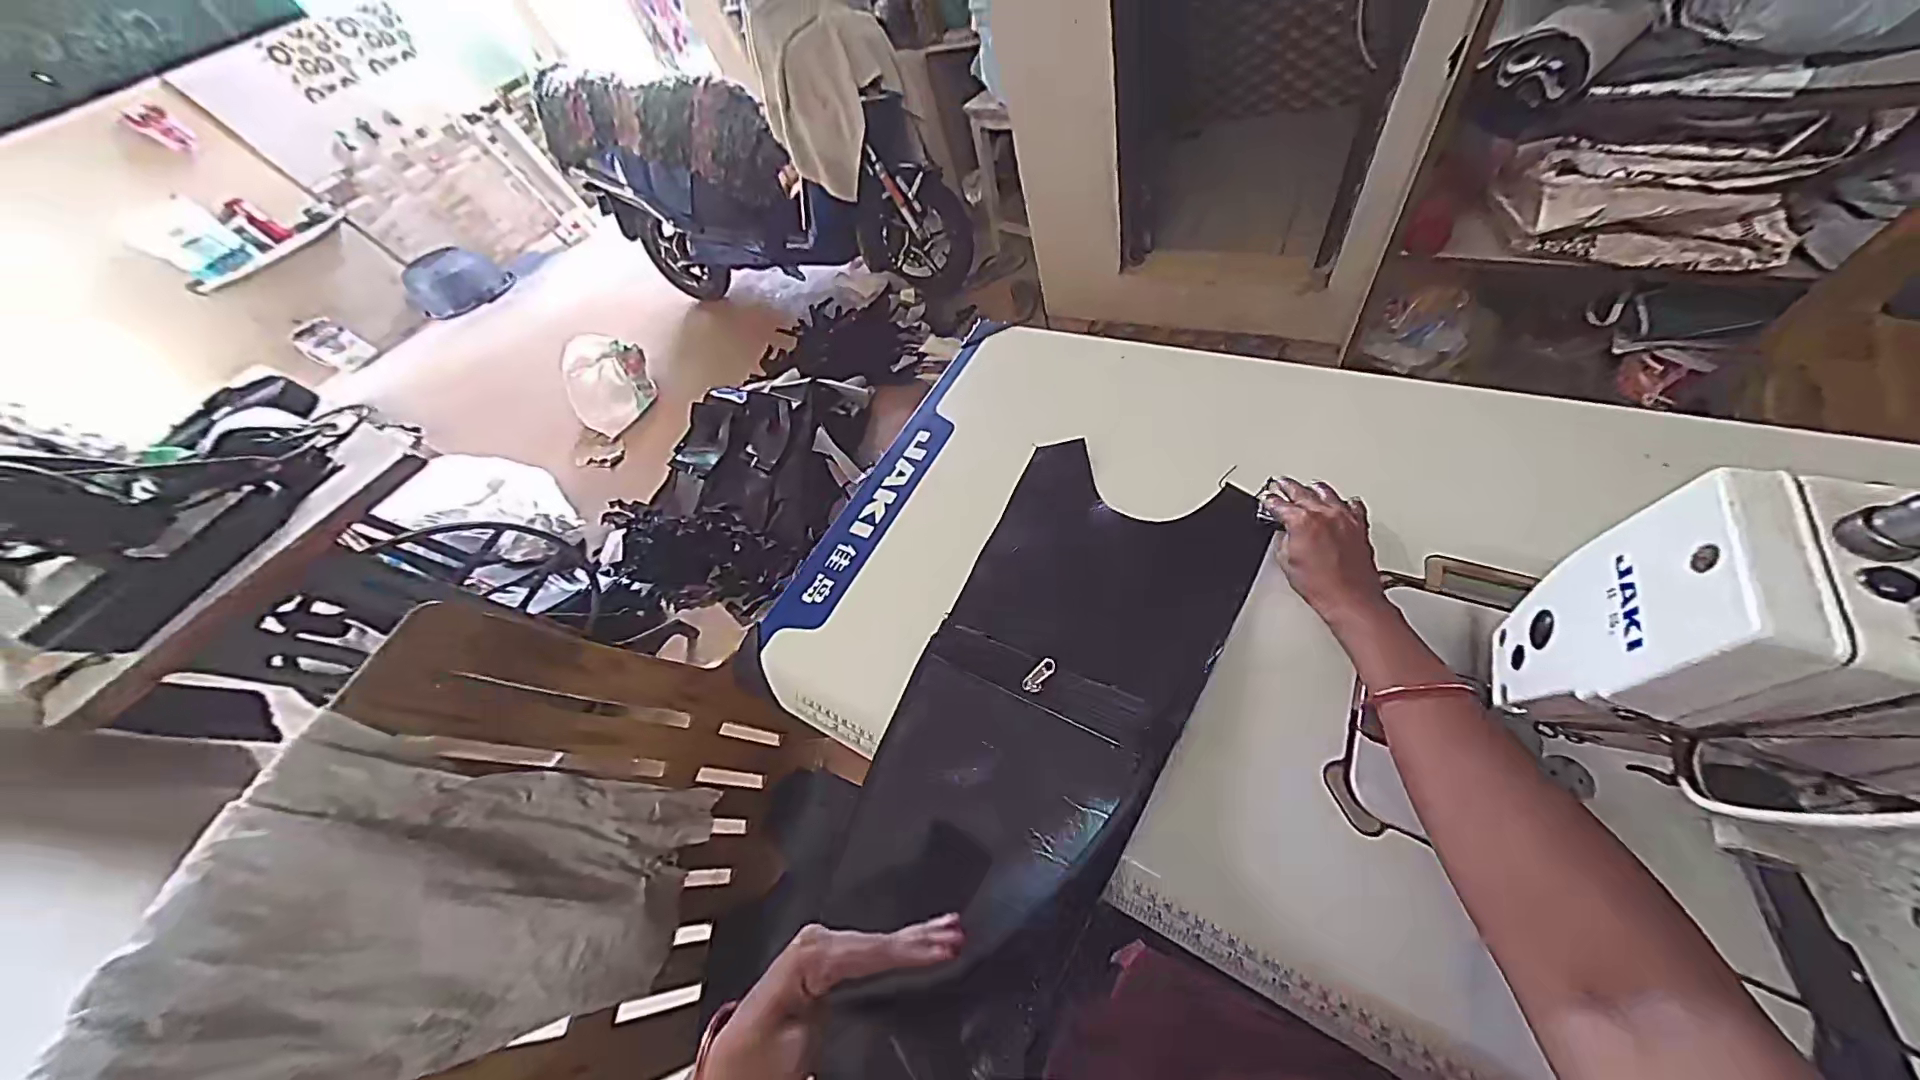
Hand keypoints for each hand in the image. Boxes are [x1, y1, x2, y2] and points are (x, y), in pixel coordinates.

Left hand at [696, 915, 963, 1079]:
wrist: (734, 1063)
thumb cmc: (757, 1058)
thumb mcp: (798, 1046)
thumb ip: (842, 1016)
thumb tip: (885, 1006)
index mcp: (808, 957)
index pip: (870, 953)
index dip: (909, 951)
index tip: (943, 949)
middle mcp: (817, 943)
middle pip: (878, 941)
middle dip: (919, 938)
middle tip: (958, 933)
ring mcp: (823, 947)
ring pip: (878, 942)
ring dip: (916, 938)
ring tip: (951, 929)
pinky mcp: (829, 958)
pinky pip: (871, 950)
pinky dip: (900, 946)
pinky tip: (921, 937)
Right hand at [1263, 477, 1388, 625]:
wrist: (1349, 597)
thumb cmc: (1320, 584)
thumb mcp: (1286, 561)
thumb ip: (1284, 539)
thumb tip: (1287, 534)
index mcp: (1302, 520)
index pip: (1279, 504)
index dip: (1270, 501)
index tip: (1267, 499)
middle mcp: (1325, 514)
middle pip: (1301, 492)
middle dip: (1288, 487)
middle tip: (1280, 483)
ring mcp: (1345, 519)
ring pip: (1327, 493)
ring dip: (1314, 489)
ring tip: (1308, 486)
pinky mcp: (1359, 527)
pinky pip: (1353, 506)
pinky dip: (1344, 502)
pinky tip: (1343, 502)